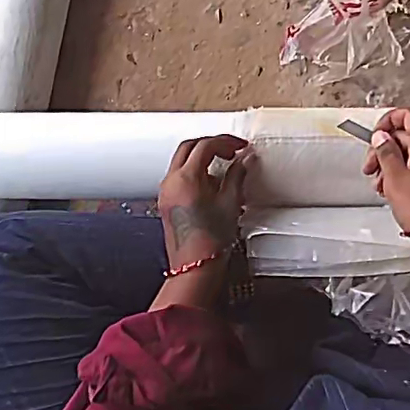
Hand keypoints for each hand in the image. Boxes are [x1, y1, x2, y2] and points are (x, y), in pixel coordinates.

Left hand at [153, 134, 249, 309]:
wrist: (195, 267)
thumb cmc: (210, 242)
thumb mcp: (230, 203)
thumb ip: (237, 175)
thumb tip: (244, 160)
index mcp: (186, 178)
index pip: (205, 146)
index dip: (225, 142)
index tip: (240, 147)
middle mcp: (171, 182)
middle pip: (189, 148)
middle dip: (211, 145)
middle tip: (230, 150)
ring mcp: (166, 193)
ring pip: (182, 162)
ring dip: (202, 160)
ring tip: (225, 170)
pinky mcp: (166, 203)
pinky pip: (179, 178)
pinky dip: (195, 174)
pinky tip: (212, 187)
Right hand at [362, 108, 409, 238]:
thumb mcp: (394, 179)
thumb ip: (385, 152)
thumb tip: (380, 136)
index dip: (389, 120)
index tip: (375, 135)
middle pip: (409, 135)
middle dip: (385, 148)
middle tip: (370, 167)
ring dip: (393, 162)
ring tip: (380, 184)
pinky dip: (405, 172)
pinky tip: (393, 189)